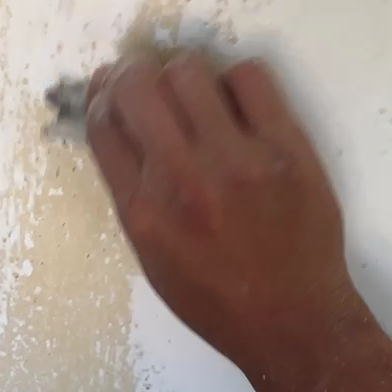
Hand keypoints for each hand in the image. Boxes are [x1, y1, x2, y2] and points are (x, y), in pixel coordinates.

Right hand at [86, 51, 367, 376]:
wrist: (291, 321)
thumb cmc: (213, 298)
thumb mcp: (151, 256)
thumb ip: (132, 193)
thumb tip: (122, 128)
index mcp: (141, 211)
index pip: (103, 124)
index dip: (100, 96)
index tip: (110, 91)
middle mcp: (182, 179)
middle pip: (137, 85)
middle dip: (132, 74)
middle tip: (146, 83)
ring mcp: (237, 160)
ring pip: (190, 70)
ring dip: (181, 74)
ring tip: (193, 95)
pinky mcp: (287, 148)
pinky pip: (251, 76)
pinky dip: (235, 81)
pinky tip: (236, 104)